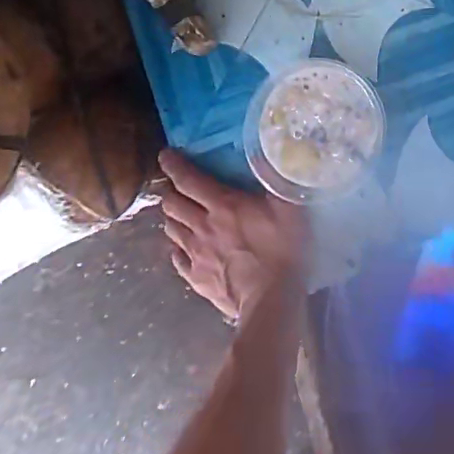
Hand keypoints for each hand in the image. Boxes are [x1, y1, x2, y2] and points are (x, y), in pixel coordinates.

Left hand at [158, 149, 306, 320]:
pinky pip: (177, 258)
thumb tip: (265, 152)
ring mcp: (196, 254)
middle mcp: (202, 226)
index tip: (165, 155)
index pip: (187, 178)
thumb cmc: (283, 250)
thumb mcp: (288, 206)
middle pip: (172, 202)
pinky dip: (177, 248)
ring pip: (171, 228)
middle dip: (171, 190)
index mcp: (222, 204)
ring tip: (180, 213)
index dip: (173, 164)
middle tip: (178, 186)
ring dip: (173, 217)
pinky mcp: (196, 278)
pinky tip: (183, 247)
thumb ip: (274, 177)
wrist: (271, 301)